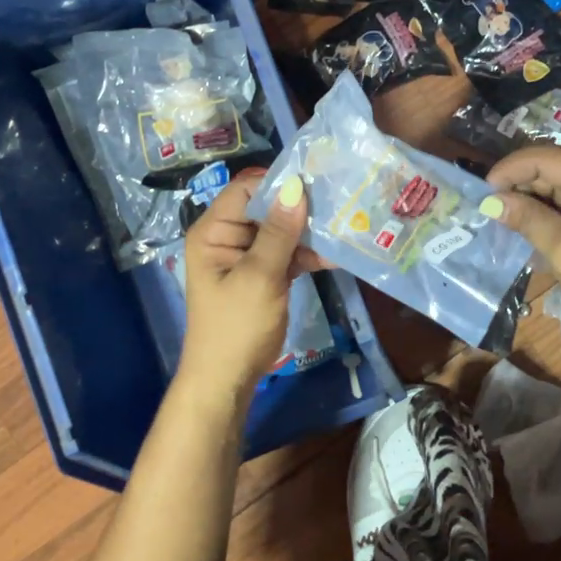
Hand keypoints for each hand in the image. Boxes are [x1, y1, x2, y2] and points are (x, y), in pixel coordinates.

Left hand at [179, 172, 325, 392]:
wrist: (228, 380)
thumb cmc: (236, 326)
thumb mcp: (260, 276)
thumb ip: (279, 232)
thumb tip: (297, 186)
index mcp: (214, 231)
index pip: (246, 189)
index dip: (278, 182)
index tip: (317, 179)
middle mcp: (228, 237)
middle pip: (266, 207)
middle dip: (301, 205)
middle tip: (340, 198)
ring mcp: (247, 256)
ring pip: (282, 230)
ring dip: (309, 230)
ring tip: (346, 222)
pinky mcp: (265, 274)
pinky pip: (288, 253)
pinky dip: (309, 253)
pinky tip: (338, 253)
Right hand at [487, 147, 560, 326]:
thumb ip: (528, 220)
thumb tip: (491, 201)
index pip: (541, 157)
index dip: (508, 171)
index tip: (482, 195)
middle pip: (546, 166)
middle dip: (515, 185)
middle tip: (486, 209)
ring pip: (551, 180)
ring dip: (527, 197)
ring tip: (500, 217)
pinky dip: (542, 206)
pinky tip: (524, 222)